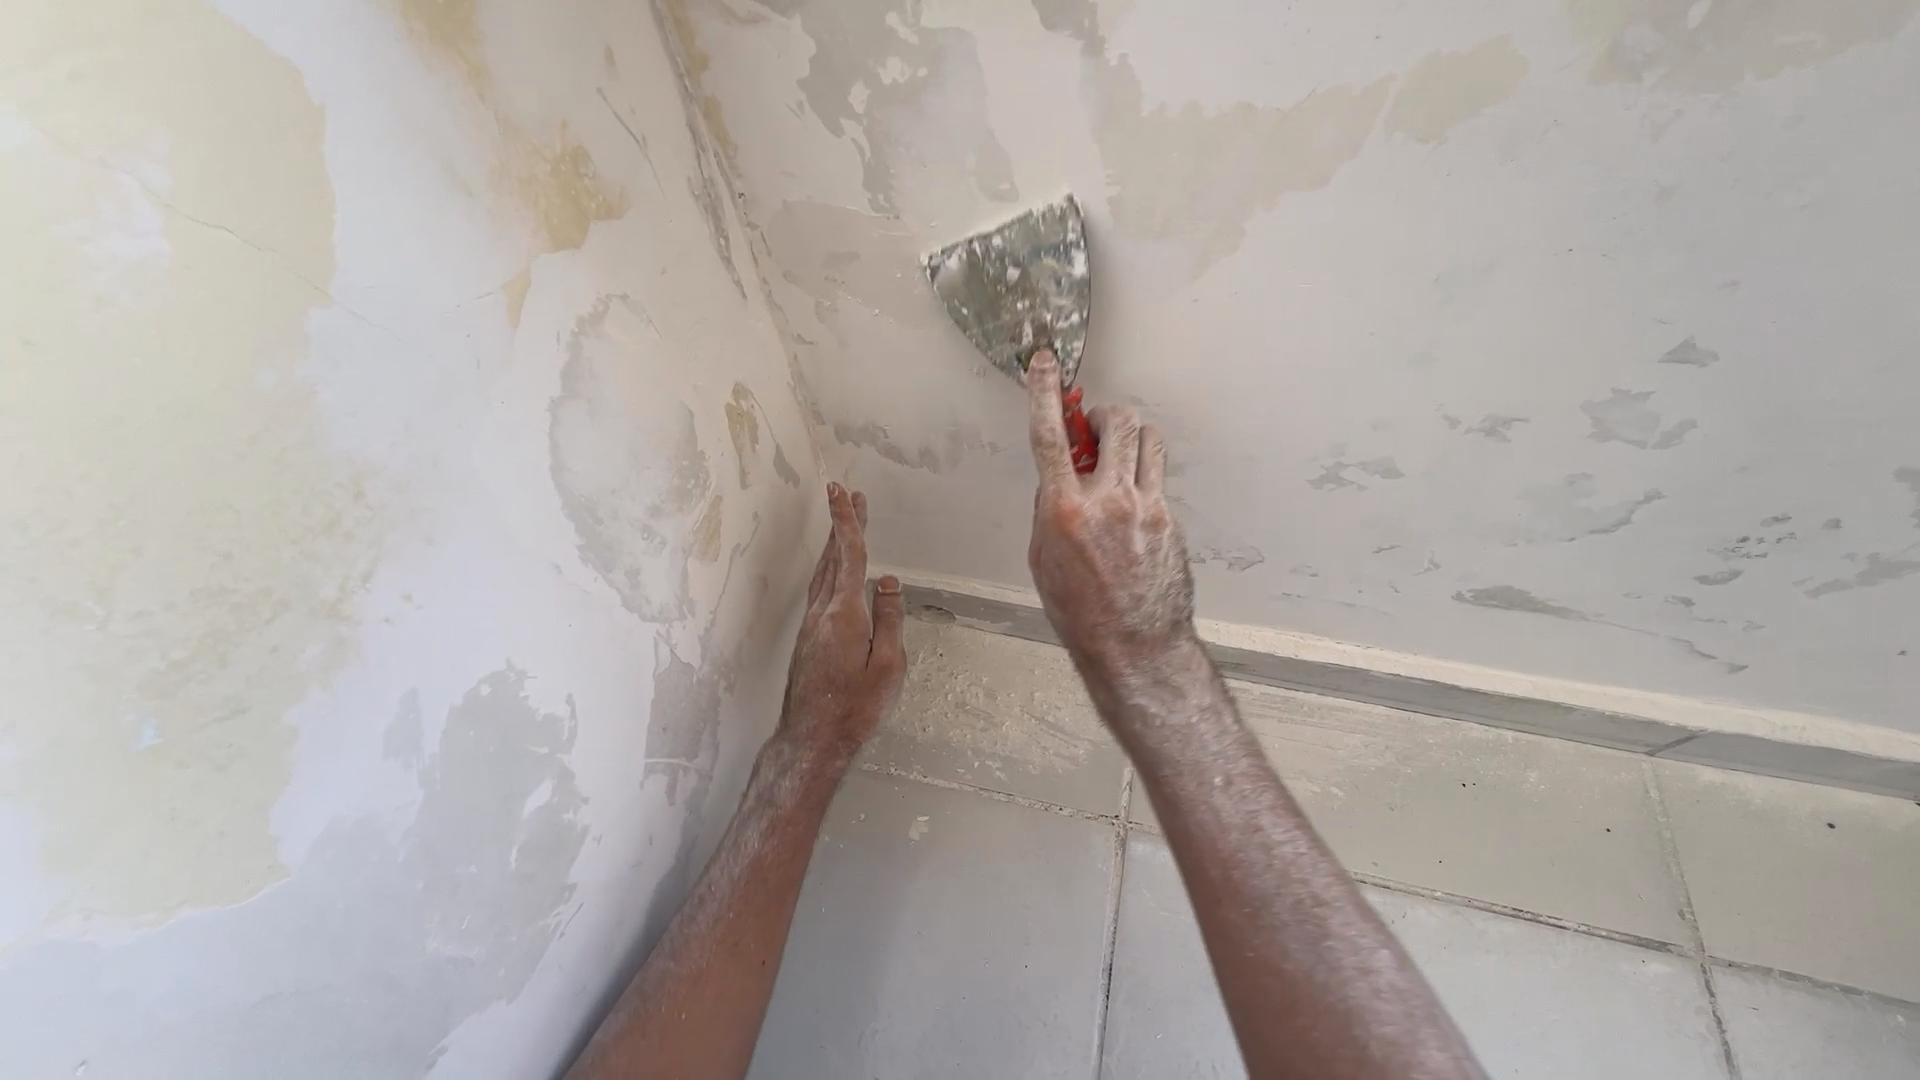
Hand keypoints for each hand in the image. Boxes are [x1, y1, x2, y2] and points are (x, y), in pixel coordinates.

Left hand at [779, 483, 906, 763]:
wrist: (812, 737)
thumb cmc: (856, 706)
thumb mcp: (888, 666)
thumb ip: (889, 619)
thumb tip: (888, 581)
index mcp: (845, 614)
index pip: (850, 556)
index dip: (848, 521)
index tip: (841, 490)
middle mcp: (823, 613)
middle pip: (833, 558)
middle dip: (842, 524)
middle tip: (847, 494)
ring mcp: (812, 625)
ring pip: (823, 573)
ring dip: (834, 545)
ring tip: (845, 525)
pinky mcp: (809, 638)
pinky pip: (821, 590)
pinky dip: (831, 568)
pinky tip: (837, 572)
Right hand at [1025, 351, 1195, 677]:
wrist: (1132, 643)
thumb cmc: (1081, 611)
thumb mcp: (1043, 558)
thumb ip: (1049, 510)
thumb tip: (1058, 480)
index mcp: (1065, 511)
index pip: (1049, 437)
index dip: (1044, 393)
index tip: (1045, 365)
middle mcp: (1107, 501)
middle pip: (1117, 422)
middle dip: (1104, 414)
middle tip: (1095, 426)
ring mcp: (1145, 506)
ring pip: (1148, 439)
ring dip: (1130, 437)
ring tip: (1119, 458)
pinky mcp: (1168, 518)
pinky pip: (1158, 475)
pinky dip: (1142, 475)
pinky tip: (1132, 505)